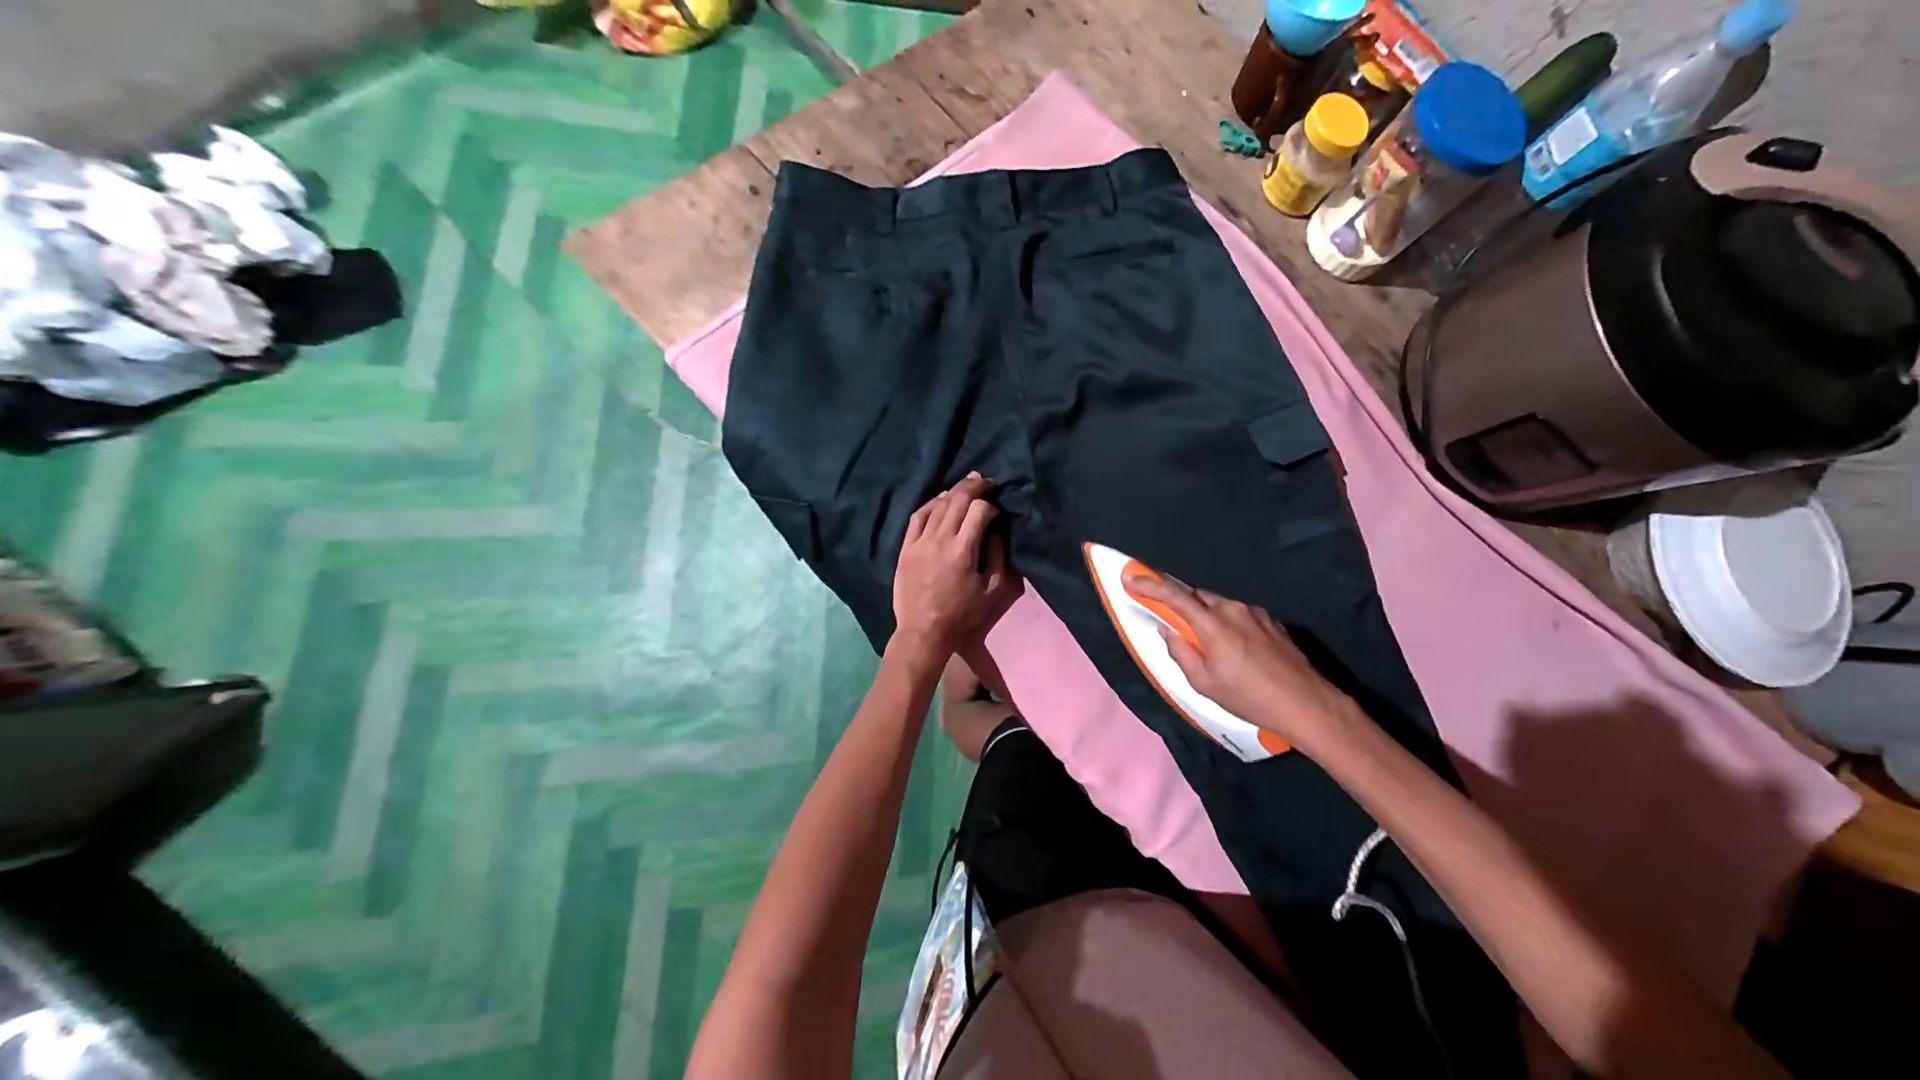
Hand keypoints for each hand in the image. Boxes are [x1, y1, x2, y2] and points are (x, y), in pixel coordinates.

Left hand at [891, 473, 1022, 663]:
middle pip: (958, 500)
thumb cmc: (962, 614)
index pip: (979, 511)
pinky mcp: (906, 547)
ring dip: (954, 491)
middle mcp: (940, 539)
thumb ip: (997, 556)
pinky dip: (931, 503)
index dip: (992, 506)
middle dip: (975, 487)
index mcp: (963, 550)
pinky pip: (918, 516)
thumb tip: (997, 531)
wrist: (923, 630)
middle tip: (986, 481)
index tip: (998, 512)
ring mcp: (920, 541)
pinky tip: (941, 499)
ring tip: (967, 484)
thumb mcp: (992, 590)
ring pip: (938, 505)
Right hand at [1121, 571, 1354, 751]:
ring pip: (1218, 603)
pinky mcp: (1271, 620)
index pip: (1174, 597)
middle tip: (1166, 613)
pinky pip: (1237, 613)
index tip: (1129, 577)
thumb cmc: (1250, 698)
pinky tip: (1231, 646)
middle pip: (1196, 595)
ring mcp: (1255, 613)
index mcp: (1213, 624)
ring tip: (1203, 639)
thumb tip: (1168, 630)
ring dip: (1203, 613)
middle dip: (1178, 600)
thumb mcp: (1205, 684)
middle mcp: (1233, 609)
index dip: (1149, 585)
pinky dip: (1225, 621)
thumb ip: (1181, 652)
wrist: (1308, 704)